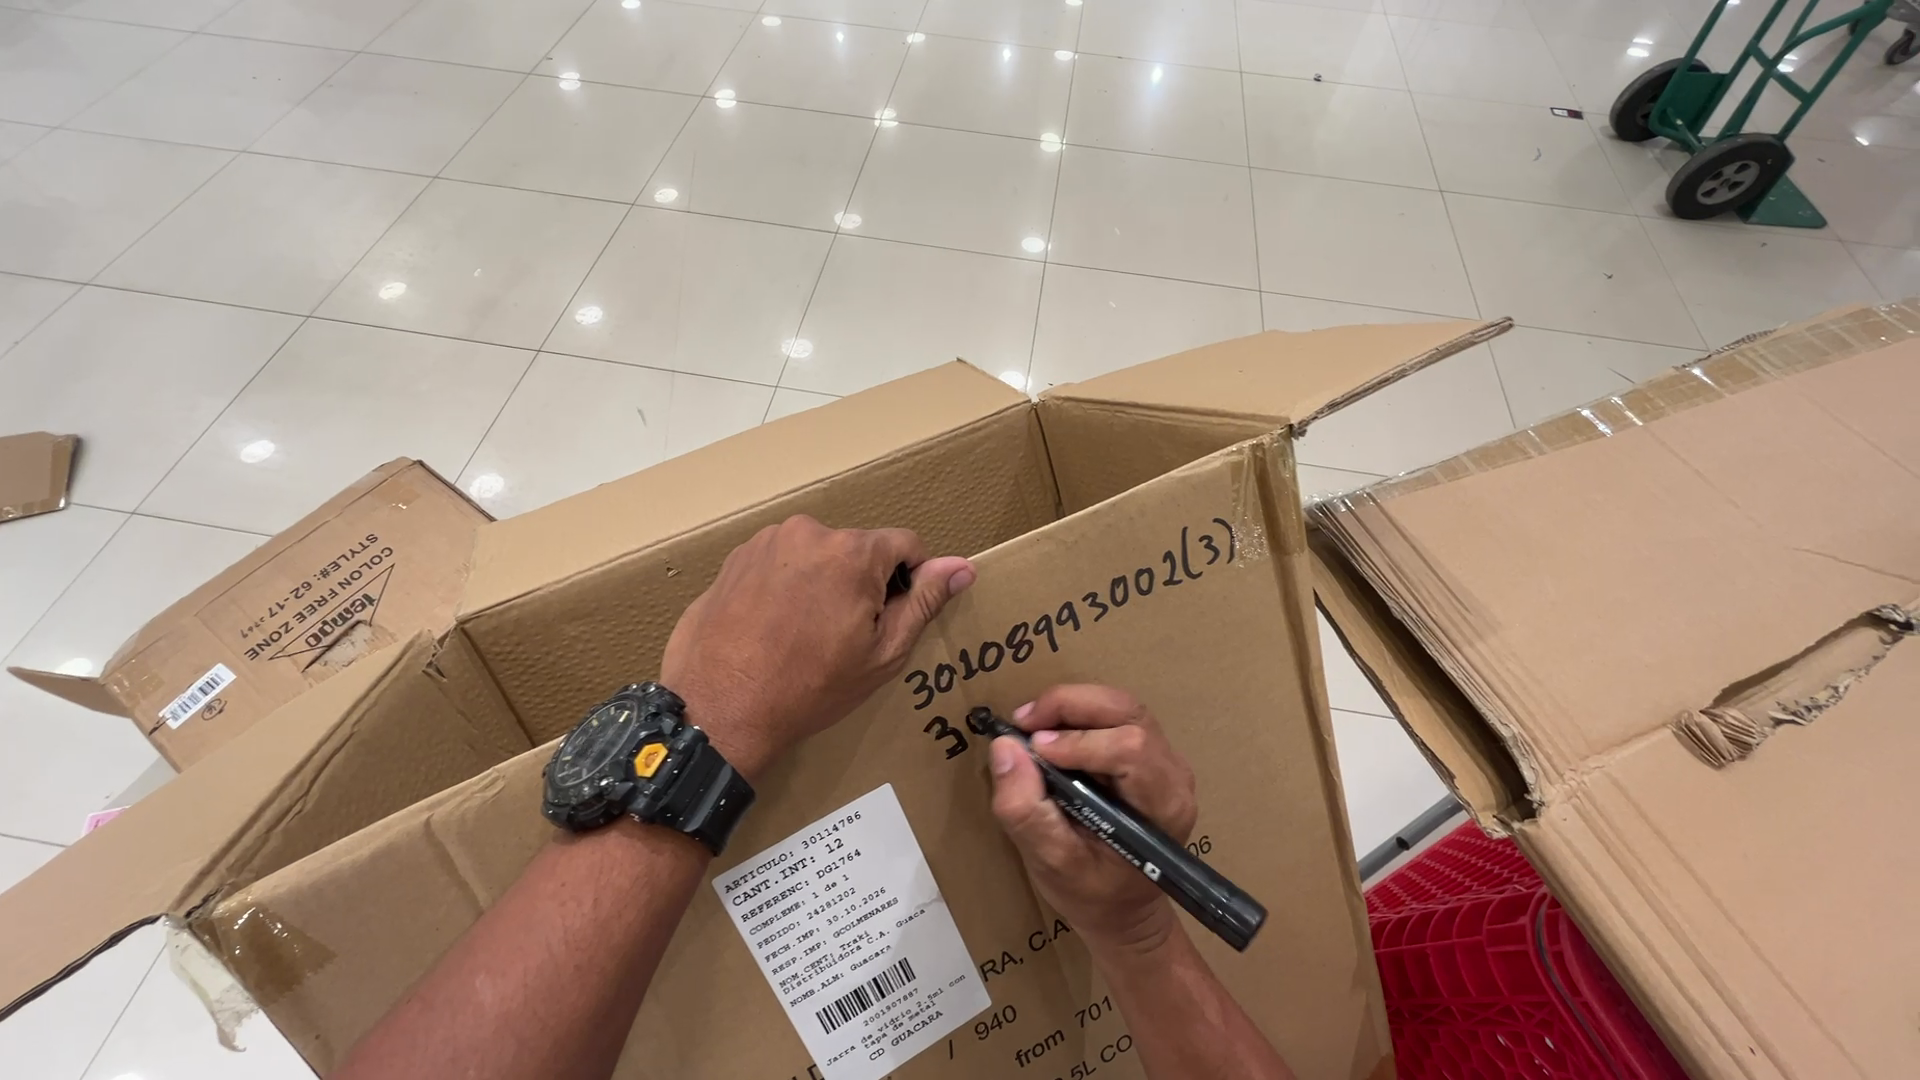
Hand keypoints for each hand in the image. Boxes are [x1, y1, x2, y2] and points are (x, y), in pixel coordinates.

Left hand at [660, 515, 973, 780]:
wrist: (719, 709)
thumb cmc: (809, 687)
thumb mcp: (882, 652)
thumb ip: (923, 601)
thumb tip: (962, 567)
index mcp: (854, 552)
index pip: (907, 545)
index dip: (909, 581)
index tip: (891, 617)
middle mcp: (811, 531)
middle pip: (859, 549)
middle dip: (863, 582)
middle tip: (845, 635)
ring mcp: (767, 541)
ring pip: (819, 554)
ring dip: (823, 581)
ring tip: (805, 633)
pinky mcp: (736, 557)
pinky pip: (781, 561)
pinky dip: (788, 584)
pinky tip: (775, 626)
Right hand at [989, 685, 1197, 956]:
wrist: (1122, 908)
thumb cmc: (1091, 893)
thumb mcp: (1050, 863)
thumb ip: (1026, 810)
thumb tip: (1005, 748)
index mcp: (1162, 806)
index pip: (1130, 748)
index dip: (1078, 741)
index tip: (1033, 749)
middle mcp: (1173, 774)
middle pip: (1126, 712)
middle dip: (1070, 706)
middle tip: (1023, 722)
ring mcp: (1165, 758)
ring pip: (1119, 704)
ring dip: (1071, 704)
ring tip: (1031, 724)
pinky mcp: (1148, 749)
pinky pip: (1114, 713)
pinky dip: (1076, 711)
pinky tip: (1048, 729)